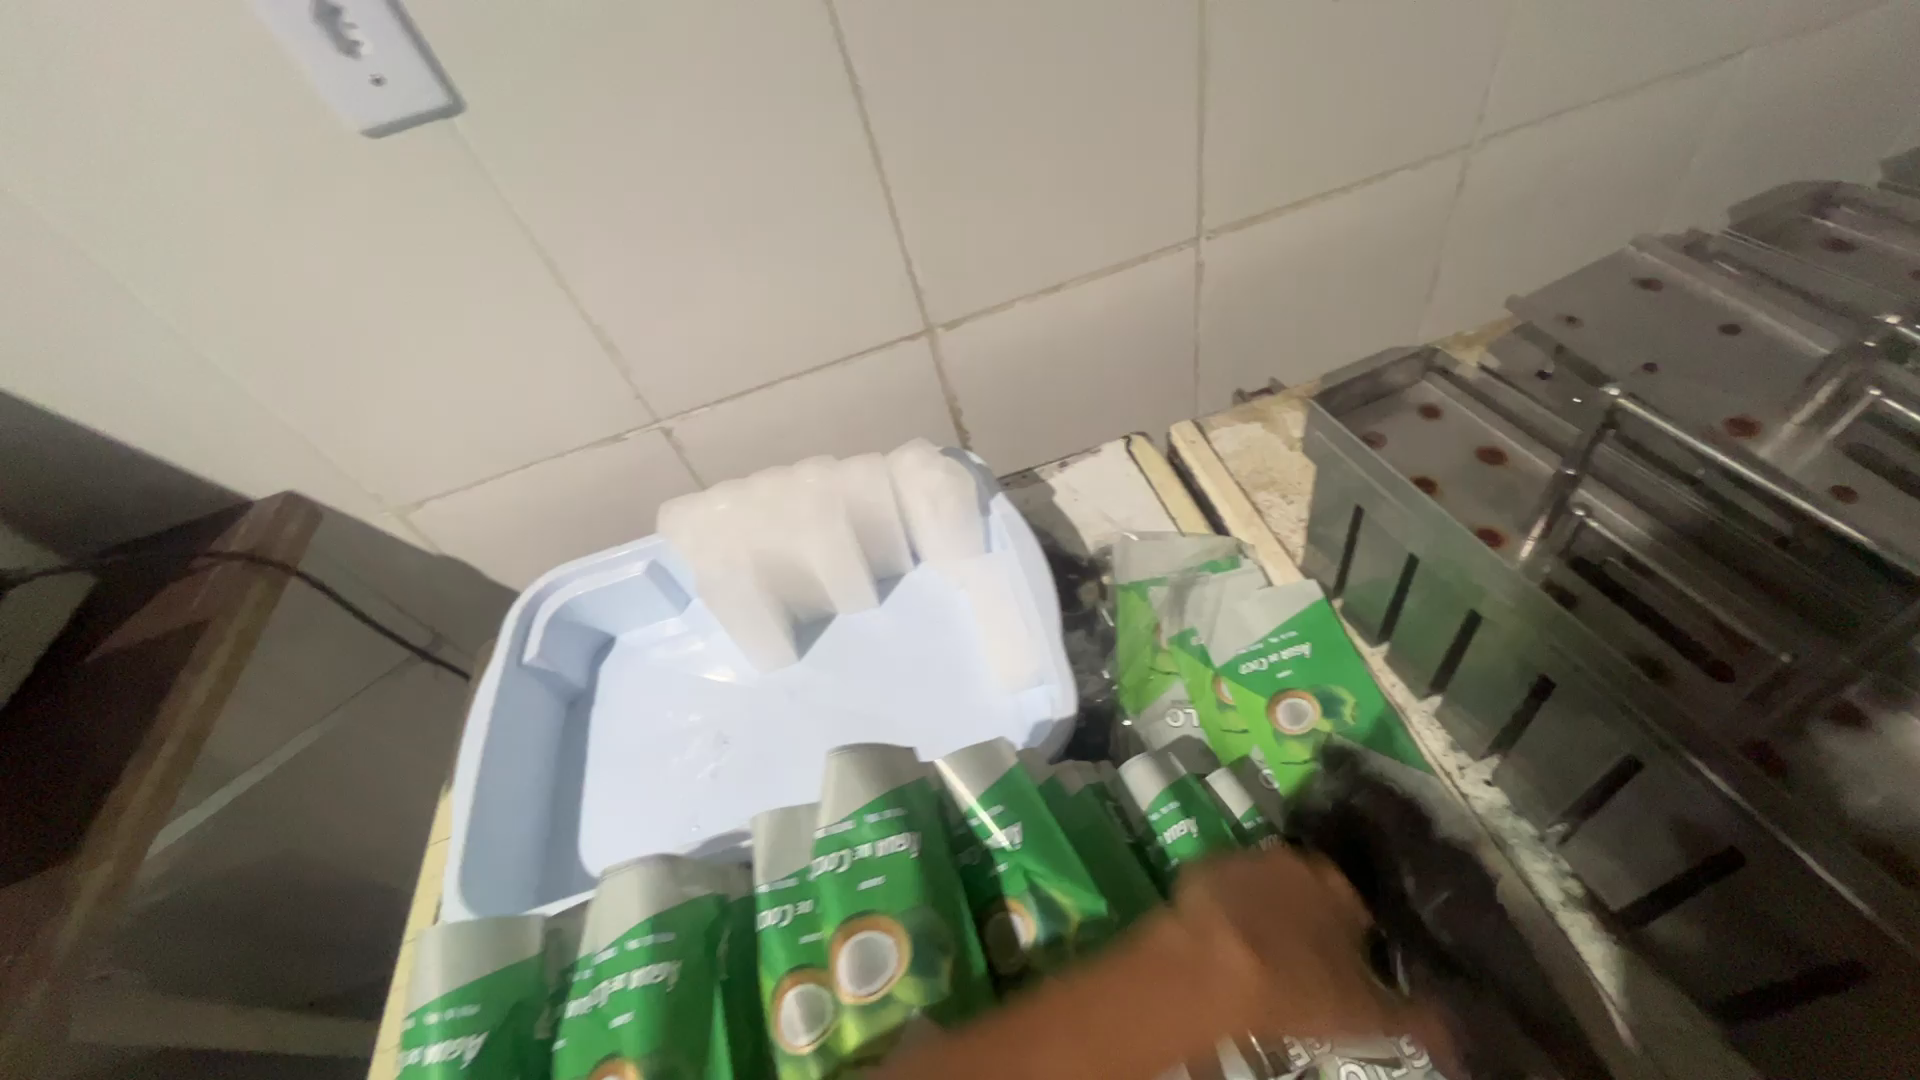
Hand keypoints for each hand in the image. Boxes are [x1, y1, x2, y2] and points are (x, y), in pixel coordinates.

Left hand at [1166, 846, 1453, 1062]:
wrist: (1213, 964)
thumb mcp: (1367, 1014)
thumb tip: (1454, 1031)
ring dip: (1264, 903)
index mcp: (1339, 887)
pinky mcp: (1202, 866)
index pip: (1357, 907)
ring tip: (1259, 942)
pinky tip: (1222, 931)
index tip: (1345, 960)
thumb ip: (1415, 1016)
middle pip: (1307, 887)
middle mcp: (1293, 859)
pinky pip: (1221, 883)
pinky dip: (1225, 902)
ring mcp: (1244, 857)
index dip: (1351, 935)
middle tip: (1301, 953)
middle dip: (1307, 914)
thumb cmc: (1296, 987)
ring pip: (1263, 881)